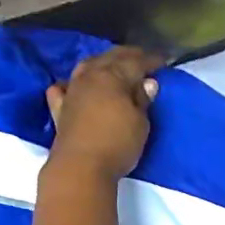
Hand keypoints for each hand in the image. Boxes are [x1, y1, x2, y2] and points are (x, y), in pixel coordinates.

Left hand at [44, 46, 163, 179]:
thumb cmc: (117, 145)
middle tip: (141, 58)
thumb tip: (147, 83)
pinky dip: (69, 84)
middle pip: (110, 58)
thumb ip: (142, 101)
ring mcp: (72, 92)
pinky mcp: (60, 110)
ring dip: (100, 64)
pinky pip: (62, 89)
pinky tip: (72, 86)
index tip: (164, 62)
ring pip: (86, 67)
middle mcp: (90, 77)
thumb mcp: (140, 124)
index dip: (151, 61)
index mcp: (113, 77)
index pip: (135, 62)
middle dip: (127, 56)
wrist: (80, 168)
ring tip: (110, 67)